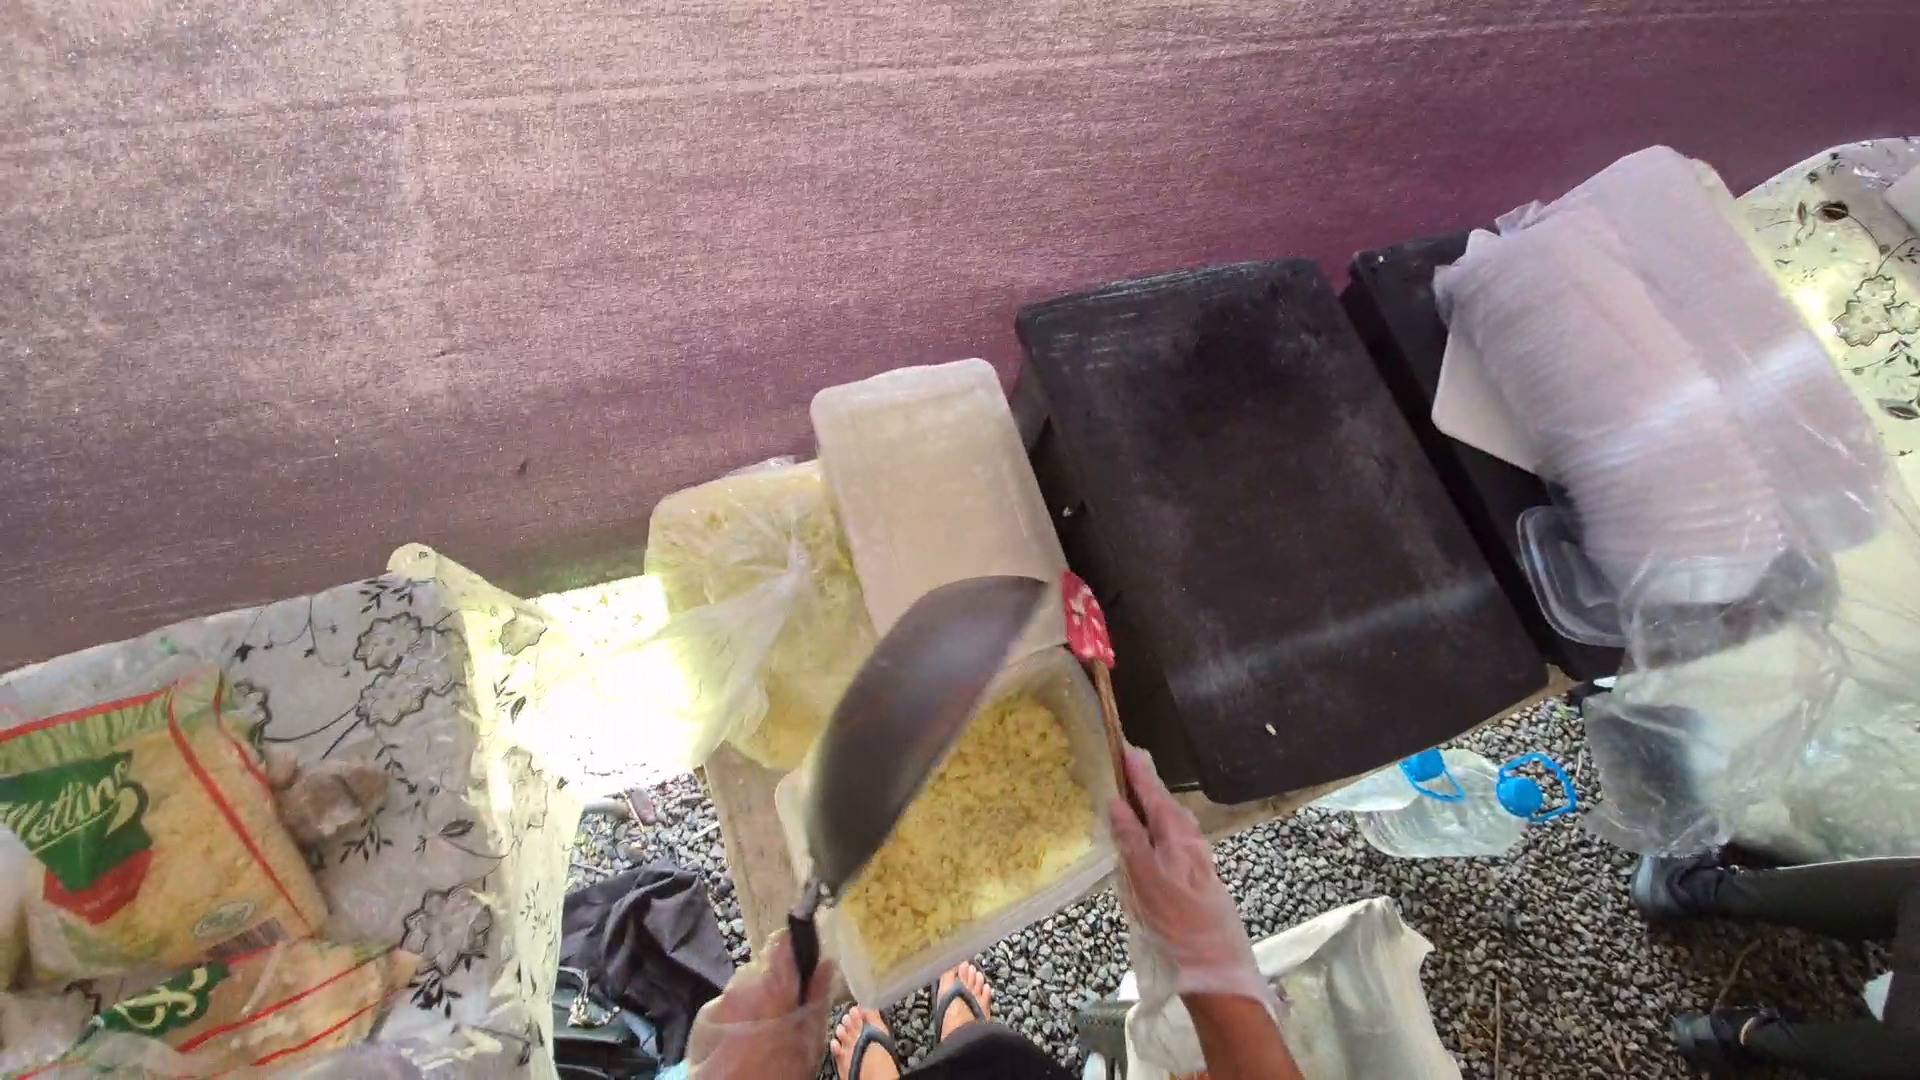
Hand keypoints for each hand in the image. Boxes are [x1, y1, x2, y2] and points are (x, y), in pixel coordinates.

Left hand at [685, 929, 833, 1078]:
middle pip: (762, 966)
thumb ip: (817, 996)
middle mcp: (742, 984)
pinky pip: (726, 1003)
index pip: (781, 942)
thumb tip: (825, 962)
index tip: (800, 961)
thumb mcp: (810, 1040)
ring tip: (761, 1029)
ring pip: (744, 985)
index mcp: (773, 985)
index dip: (792, 947)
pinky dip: (735, 1014)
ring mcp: (720, 1001)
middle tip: (783, 1010)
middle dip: (773, 981)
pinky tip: (741, 1038)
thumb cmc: (781, 1074)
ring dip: (754, 997)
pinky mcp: (703, 1018)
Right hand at [1108, 745, 1269, 1004]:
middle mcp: (1188, 835)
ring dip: (1148, 802)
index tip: (1121, 743)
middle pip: (1161, 799)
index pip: (1151, 788)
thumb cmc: (1177, 921)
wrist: (1216, 966)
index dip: (1135, 767)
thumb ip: (1130, 838)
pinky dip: (1154, 823)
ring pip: (1166, 817)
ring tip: (1127, 792)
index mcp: (1175, 830)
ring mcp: (1194, 854)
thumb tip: (1116, 802)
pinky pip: (1169, 834)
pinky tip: (1145, 832)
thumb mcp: (1144, 879)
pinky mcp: (1195, 872)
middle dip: (1141, 780)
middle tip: (1119, 763)